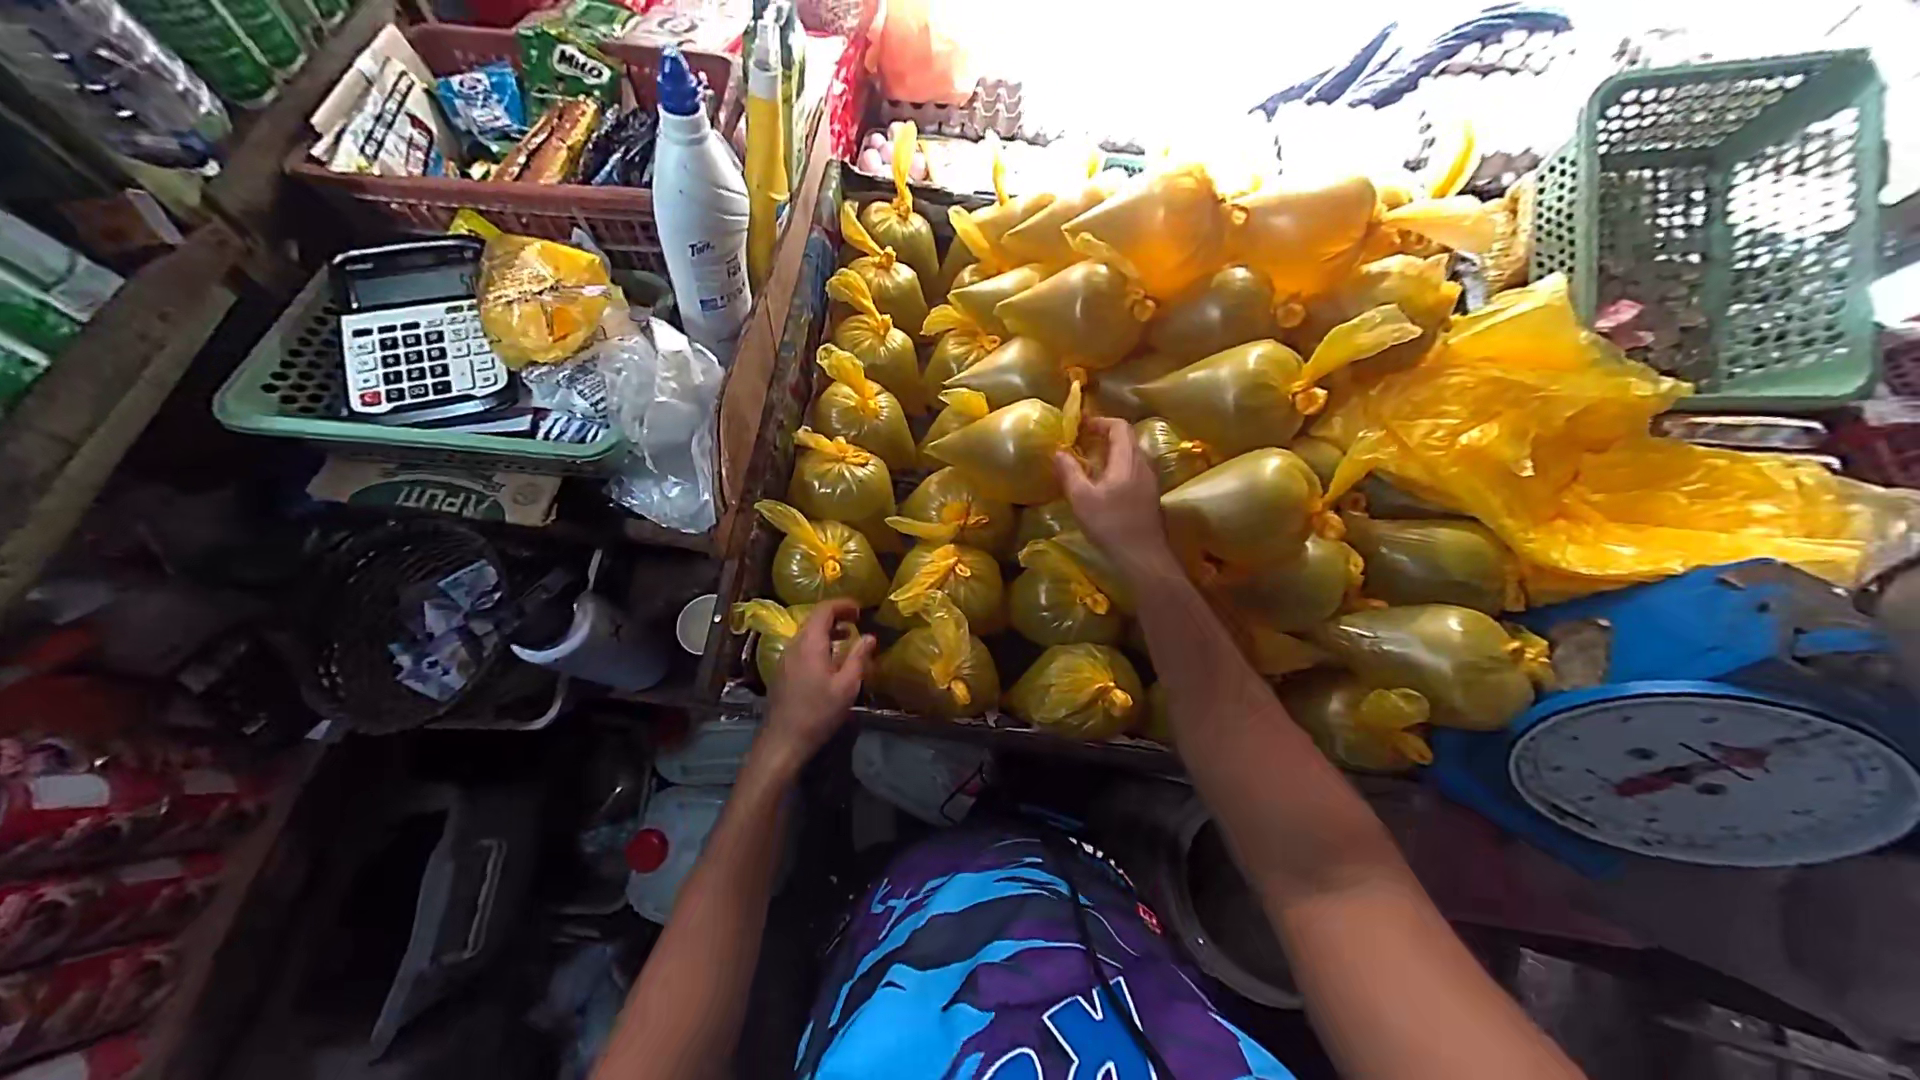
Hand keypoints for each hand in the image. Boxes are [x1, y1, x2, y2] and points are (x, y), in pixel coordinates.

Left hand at [758, 599, 875, 779]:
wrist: (784, 740)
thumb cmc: (819, 712)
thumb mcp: (847, 685)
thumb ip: (859, 657)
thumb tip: (869, 636)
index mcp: (810, 643)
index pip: (824, 609)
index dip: (843, 604)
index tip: (860, 609)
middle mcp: (794, 645)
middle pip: (814, 619)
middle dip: (836, 615)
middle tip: (856, 621)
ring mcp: (785, 658)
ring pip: (807, 633)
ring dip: (827, 630)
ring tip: (847, 638)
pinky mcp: (782, 671)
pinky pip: (802, 646)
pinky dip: (818, 643)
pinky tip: (830, 659)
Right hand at [1052, 416, 1179, 583]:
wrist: (1142, 556)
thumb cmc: (1110, 524)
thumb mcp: (1081, 498)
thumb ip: (1069, 472)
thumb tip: (1058, 451)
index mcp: (1127, 460)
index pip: (1119, 426)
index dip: (1100, 422)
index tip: (1081, 427)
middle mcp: (1143, 464)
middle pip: (1127, 438)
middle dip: (1105, 435)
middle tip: (1083, 441)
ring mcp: (1150, 481)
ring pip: (1132, 455)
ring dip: (1112, 452)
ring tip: (1091, 461)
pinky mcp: (1150, 496)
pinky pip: (1134, 470)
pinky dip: (1119, 467)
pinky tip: (1105, 484)